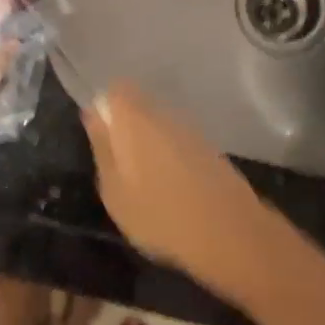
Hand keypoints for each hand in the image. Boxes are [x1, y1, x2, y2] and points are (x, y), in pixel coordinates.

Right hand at [82, 82, 278, 282]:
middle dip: (127, 127)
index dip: (105, 108)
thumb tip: (94, 114)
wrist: (230, 234)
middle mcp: (166, 116)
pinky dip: (172, 157)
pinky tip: (172, 188)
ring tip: (145, 181)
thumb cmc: (158, 215)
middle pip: (140, 106)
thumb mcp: (114, 190)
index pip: (116, 90)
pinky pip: (181, 143)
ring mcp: (193, 132)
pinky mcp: (212, 151)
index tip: (101, 137)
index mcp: (135, 120)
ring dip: (151, 144)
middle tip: (120, 165)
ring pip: (162, 125)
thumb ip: (102, 147)